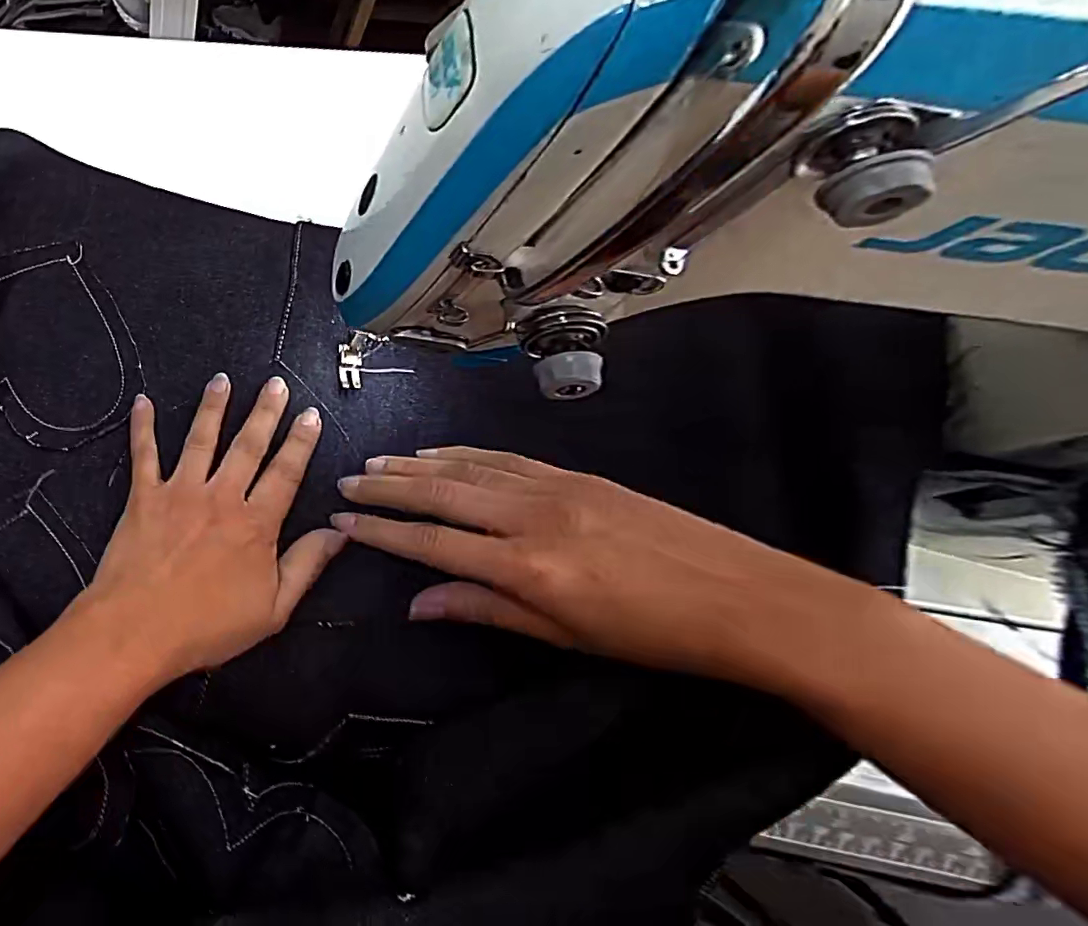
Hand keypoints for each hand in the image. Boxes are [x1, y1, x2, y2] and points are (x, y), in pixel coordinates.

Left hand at [69, 373, 346, 679]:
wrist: (137, 630)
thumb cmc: (206, 626)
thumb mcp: (272, 609)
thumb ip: (306, 566)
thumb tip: (337, 534)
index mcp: (255, 524)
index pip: (285, 473)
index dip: (300, 442)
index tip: (309, 416)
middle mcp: (221, 498)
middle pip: (249, 446)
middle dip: (265, 412)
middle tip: (275, 385)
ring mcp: (181, 493)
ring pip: (202, 439)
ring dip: (213, 407)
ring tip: (222, 381)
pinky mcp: (145, 497)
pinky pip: (144, 455)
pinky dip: (143, 427)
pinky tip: (143, 403)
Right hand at [332, 447, 875, 683]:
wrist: (744, 596)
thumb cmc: (654, 633)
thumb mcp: (565, 635)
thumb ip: (485, 609)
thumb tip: (420, 604)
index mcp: (526, 567)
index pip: (433, 543)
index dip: (381, 531)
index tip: (343, 520)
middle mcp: (531, 516)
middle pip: (440, 494)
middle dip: (386, 488)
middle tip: (346, 480)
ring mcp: (553, 487)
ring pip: (466, 468)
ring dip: (416, 464)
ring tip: (378, 462)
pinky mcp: (573, 474)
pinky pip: (502, 458)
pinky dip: (462, 453)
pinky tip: (439, 451)